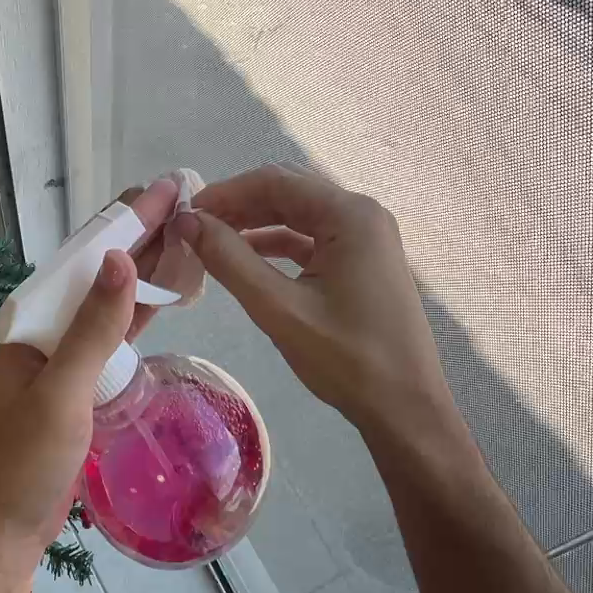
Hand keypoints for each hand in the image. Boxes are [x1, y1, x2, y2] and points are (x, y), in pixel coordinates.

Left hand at [0, 178, 179, 559]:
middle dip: (140, 232)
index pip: (85, 256)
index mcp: (33, 320)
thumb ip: (93, 329)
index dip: (126, 219)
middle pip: (99, 271)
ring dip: (144, 266)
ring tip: (184, 232)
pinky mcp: (79, 382)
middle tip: (185, 198)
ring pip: (110, 299)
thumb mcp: (59, 394)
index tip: (164, 187)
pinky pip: (114, 335)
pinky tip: (164, 293)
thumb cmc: (20, 464)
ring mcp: (64, 355)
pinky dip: (139, 313)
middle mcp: (47, 328)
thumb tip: (120, 258)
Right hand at [175, 166, 452, 438]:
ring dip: (256, 223)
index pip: (275, 182)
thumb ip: (230, 259)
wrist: (407, 410)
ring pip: (299, 214)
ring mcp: (367, 236)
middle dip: (239, 205)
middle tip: (194, 225)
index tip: (186, 211)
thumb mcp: (279, 309)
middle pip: (288, 192)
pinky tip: (247, 257)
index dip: (226, 192)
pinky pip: (313, 237)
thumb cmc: (347, 359)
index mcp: (350, 214)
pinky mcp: (364, 259)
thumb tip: (187, 221)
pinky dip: (279, 243)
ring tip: (211, 239)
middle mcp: (362, 213)